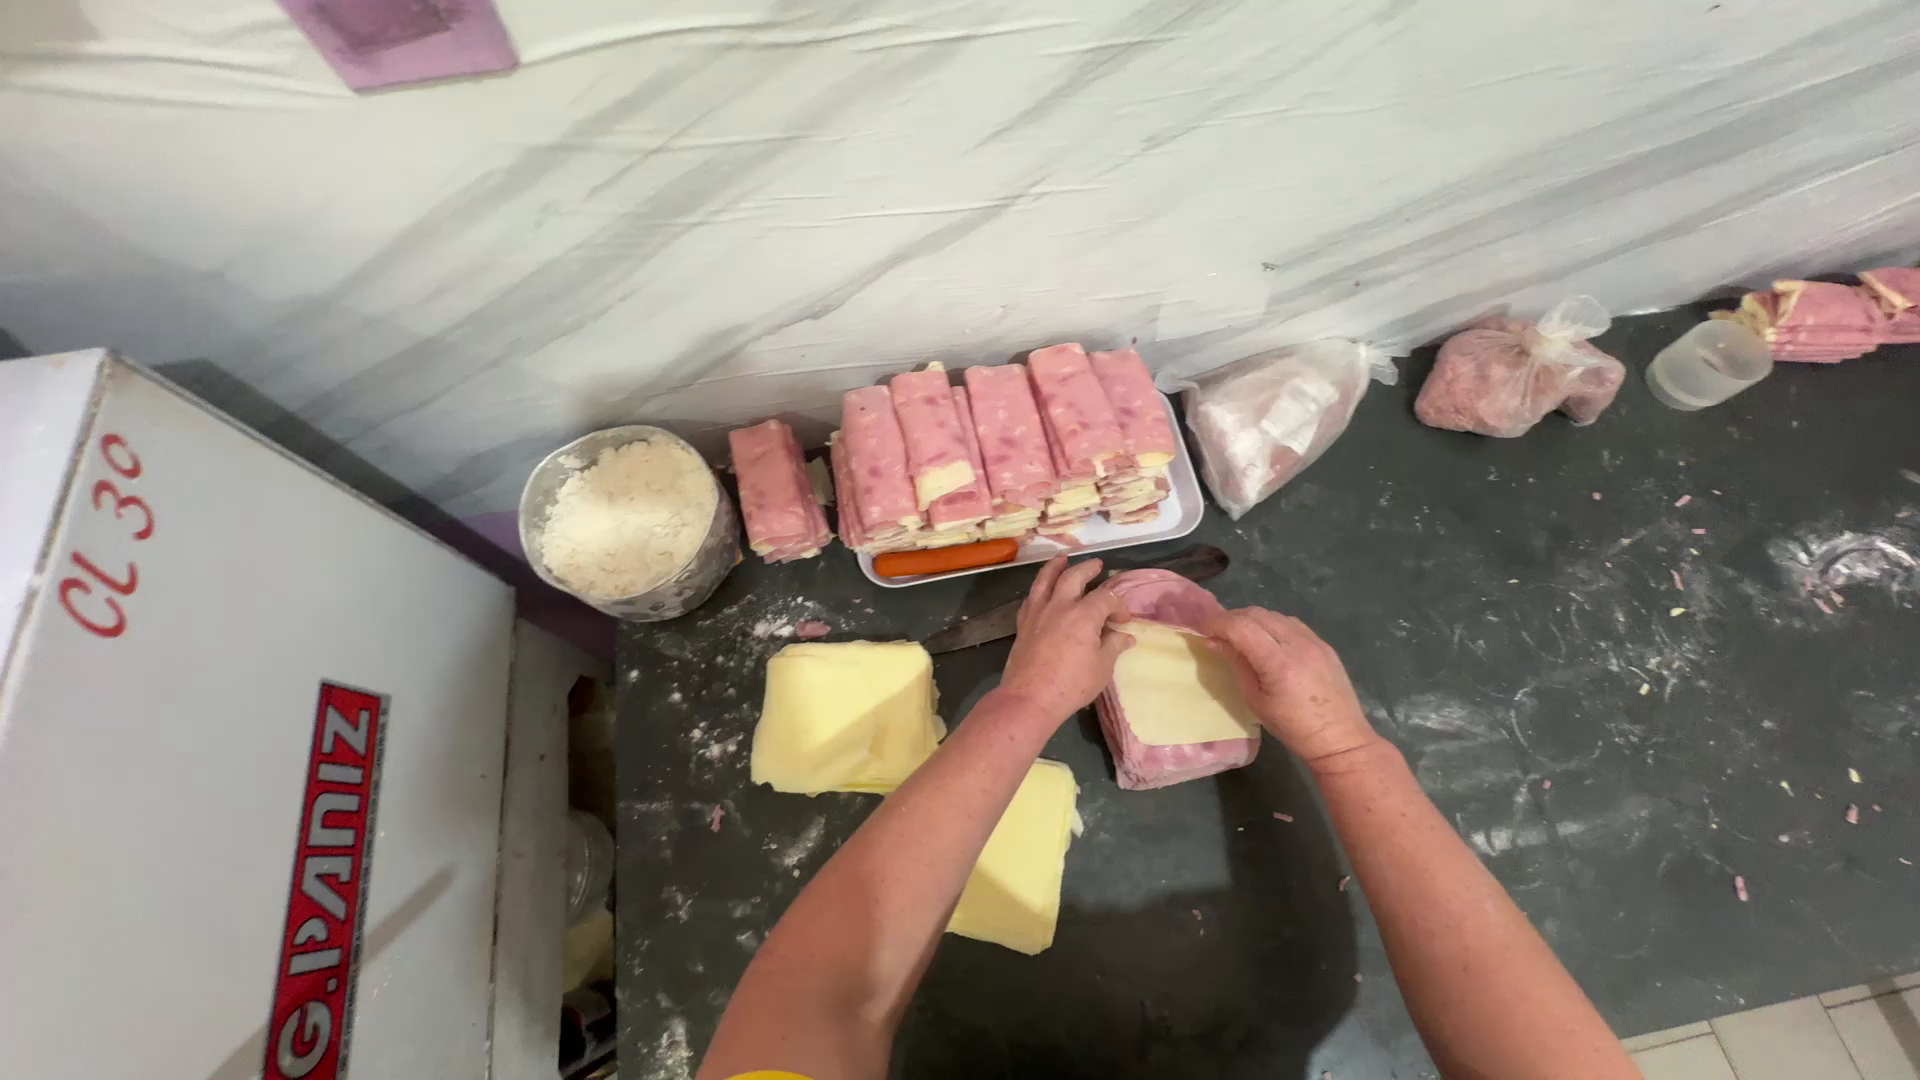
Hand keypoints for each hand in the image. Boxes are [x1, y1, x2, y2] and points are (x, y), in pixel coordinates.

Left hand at [997, 556, 1133, 723]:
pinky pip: (1031, 598)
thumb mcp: (1102, 667)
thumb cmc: (1072, 684)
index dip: (1118, 606)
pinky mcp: (1023, 624)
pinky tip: (1042, 590)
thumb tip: (1126, 636)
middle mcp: (1060, 606)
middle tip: (1096, 565)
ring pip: (1045, 580)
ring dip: (1055, 566)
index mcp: (1084, 614)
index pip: (1106, 598)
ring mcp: (1038, 613)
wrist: (1030, 696)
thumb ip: (1113, 646)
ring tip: (1062, 558)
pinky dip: (1039, 589)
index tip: (1123, 619)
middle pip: (1074, 577)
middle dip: (1087, 569)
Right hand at [1203, 607, 1376, 767]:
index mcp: (1279, 663)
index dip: (1217, 623)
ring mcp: (1314, 641)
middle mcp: (1298, 644)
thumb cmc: (1292, 727)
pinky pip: (1291, 623)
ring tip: (1240, 635)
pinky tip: (1266, 639)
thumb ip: (1236, 664)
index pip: (1241, 627)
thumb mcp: (1255, 700)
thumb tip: (1214, 642)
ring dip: (1251, 619)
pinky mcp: (1323, 644)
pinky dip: (1271, 624)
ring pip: (1274, 614)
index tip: (1202, 629)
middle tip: (1217, 632)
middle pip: (1256, 614)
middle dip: (1231, 618)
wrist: (1340, 738)